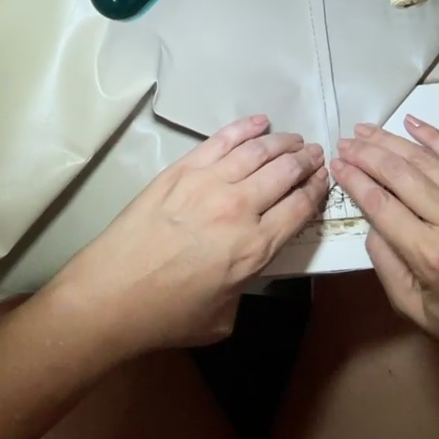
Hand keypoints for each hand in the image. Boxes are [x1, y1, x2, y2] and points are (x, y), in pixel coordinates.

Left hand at [42, 115, 326, 355]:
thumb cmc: (168, 314)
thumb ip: (247, 284)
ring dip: (281, 141)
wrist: (113, 293)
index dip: (317, 189)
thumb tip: (251, 264)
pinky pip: (221, 140)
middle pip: (284, 172)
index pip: (300, 208)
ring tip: (294, 139)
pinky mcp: (182, 169)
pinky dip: (244, 128)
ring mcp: (208, 183)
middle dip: (306, 161)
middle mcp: (239, 208)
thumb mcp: (224, 315)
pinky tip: (259, 123)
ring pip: (257, 151)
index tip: (325, 179)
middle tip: (315, 154)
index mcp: (255, 248)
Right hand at [332, 116, 438, 393]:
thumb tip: (372, 220)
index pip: (380, 204)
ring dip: (392, 141)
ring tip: (366, 130)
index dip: (354, 180)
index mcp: (432, 255)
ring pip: (428, 161)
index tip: (335, 164)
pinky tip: (412, 123)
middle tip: (344, 142)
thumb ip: (385, 263)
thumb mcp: (415, 309)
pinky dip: (435, 138)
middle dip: (367, 154)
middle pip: (400, 174)